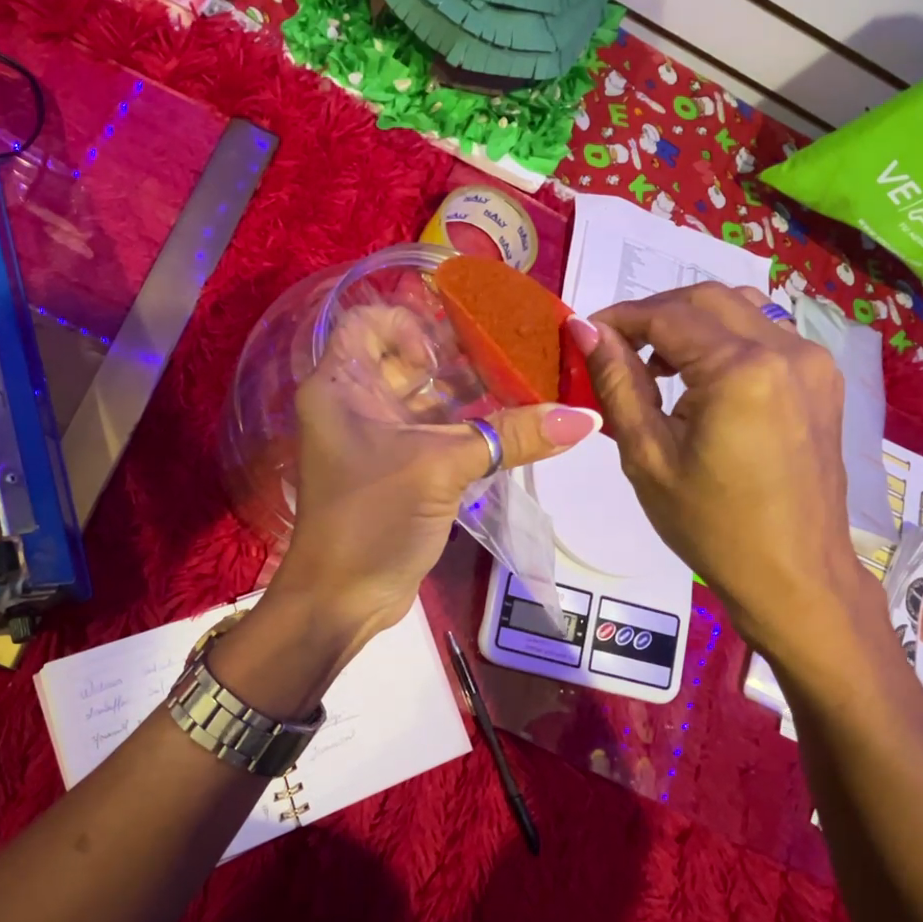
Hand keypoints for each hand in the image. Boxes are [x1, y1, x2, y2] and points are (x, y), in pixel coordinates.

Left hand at [269, 305, 601, 653]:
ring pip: (424, 399)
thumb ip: (510, 437)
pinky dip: (466, 429)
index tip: (449, 348)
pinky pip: (432, 432)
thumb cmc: (372, 518)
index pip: (366, 322)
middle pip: (405, 359)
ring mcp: (374, 438)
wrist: (342, 598)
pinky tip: (512, 429)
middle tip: (512, 360)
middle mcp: (351, 403)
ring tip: (524, 389)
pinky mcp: (395, 469)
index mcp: (339, 386)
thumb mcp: (441, 468)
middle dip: (456, 358)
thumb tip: (583, 416)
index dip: (407, 323)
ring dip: (469, 397)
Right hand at [568, 284, 871, 661]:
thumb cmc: (711, 526)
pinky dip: (722, 340)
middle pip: (705, 298)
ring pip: (738, 309)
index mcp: (741, 371)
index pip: (666, 315)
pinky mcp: (823, 379)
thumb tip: (583, 328)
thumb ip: (616, 382)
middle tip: (616, 350)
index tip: (584, 335)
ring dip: (689, 323)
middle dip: (653, 313)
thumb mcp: (646, 455)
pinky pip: (764, 333)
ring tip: (655, 368)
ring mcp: (813, 362)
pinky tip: (698, 382)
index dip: (619, 318)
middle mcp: (786, 350)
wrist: (794, 575)